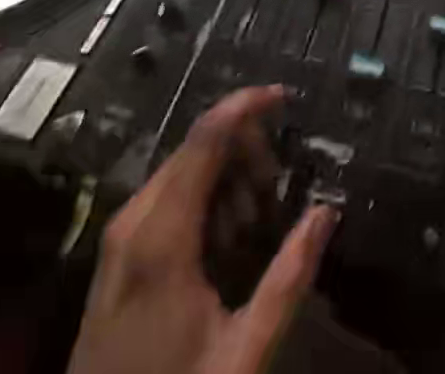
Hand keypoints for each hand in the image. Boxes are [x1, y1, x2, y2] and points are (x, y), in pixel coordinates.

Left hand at [68, 86, 338, 373]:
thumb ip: (288, 277)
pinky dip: (203, 199)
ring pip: (182, 170)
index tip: (284, 96)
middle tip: (276, 191)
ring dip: (225, 179)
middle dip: (243, 152)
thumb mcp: (245, 350)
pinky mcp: (120, 248)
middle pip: (195, 148)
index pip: (205, 139)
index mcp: (162, 235)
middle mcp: (134, 217)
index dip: (244, 106)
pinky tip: (224, 241)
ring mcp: (121, 232)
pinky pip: (167, 197)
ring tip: (253, 226)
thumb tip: (325, 212)